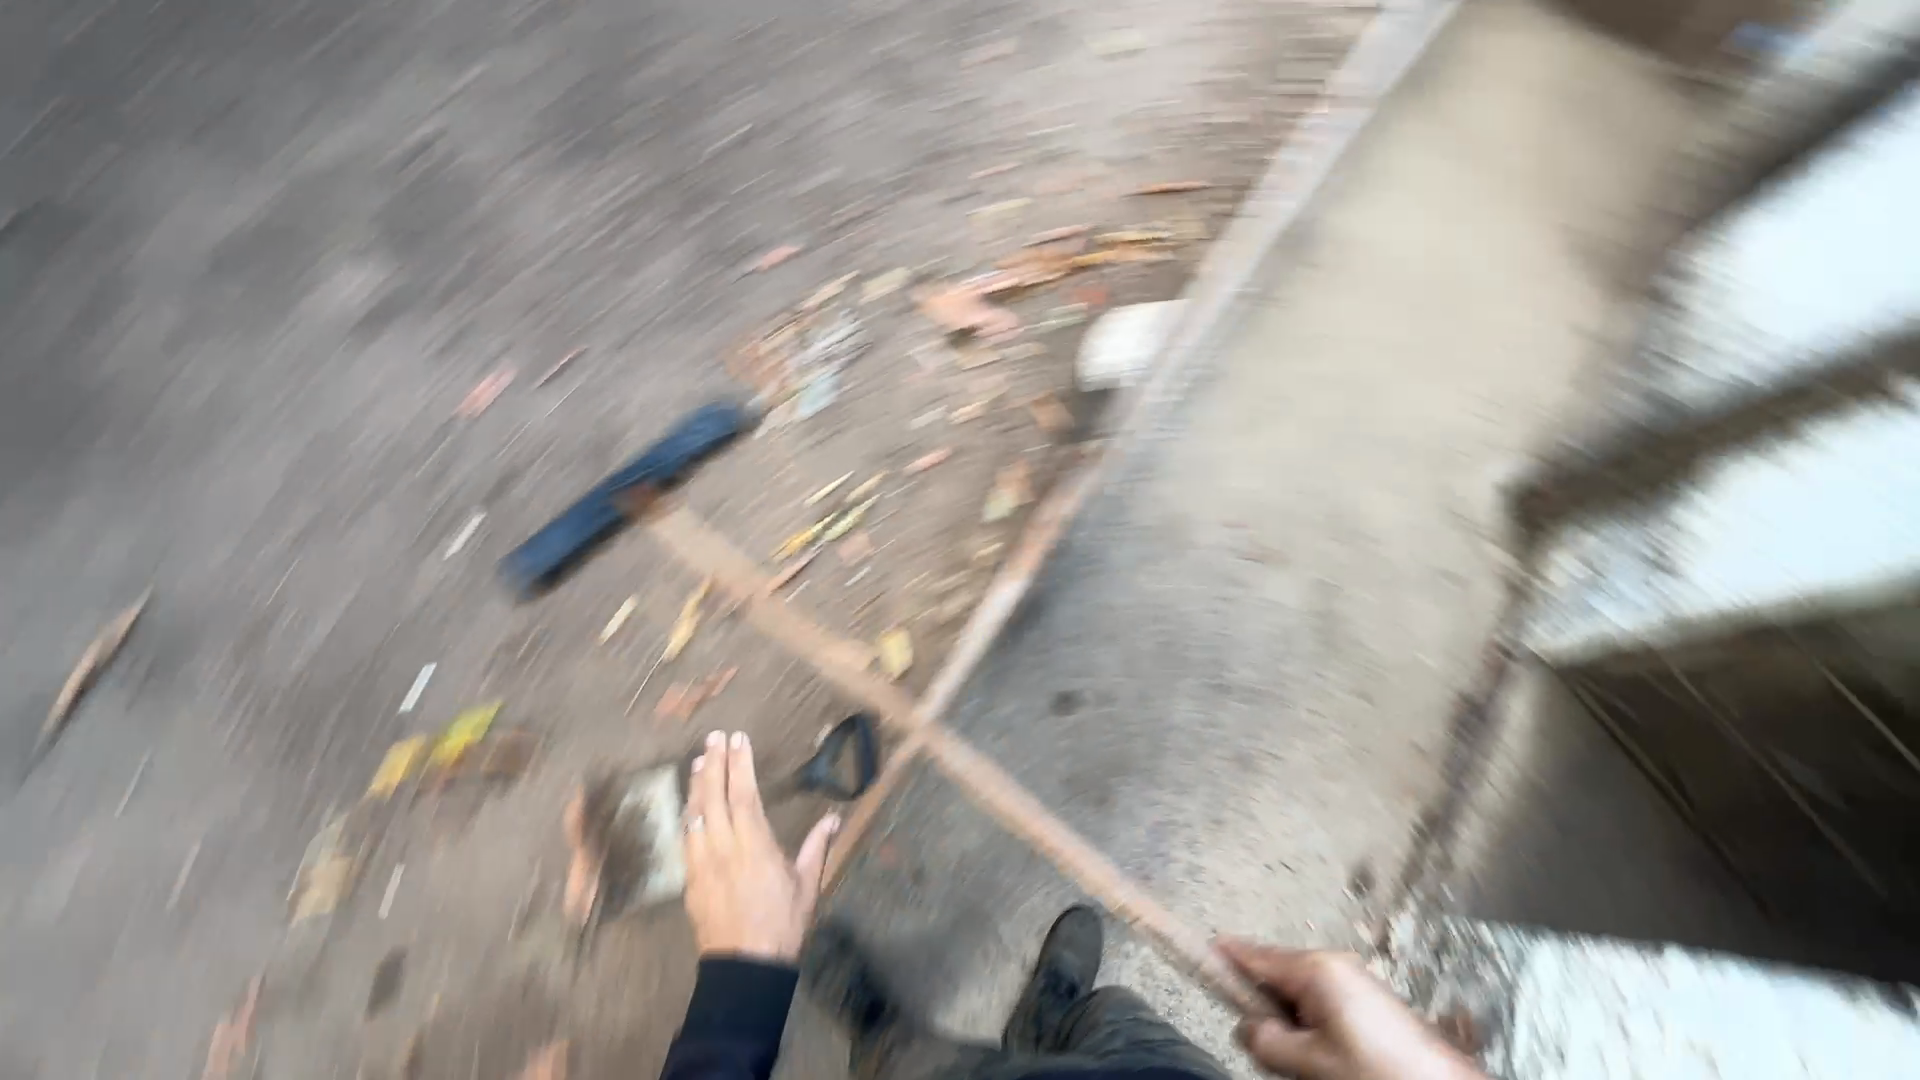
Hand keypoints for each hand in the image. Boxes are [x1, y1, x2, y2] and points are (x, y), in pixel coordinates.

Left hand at [683, 730, 839, 960]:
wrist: (745, 969)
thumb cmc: (783, 924)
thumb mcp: (808, 885)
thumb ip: (817, 847)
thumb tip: (834, 818)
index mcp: (755, 847)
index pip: (744, 795)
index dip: (740, 765)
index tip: (739, 739)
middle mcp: (724, 849)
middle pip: (714, 798)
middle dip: (715, 764)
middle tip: (714, 737)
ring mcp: (703, 864)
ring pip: (695, 815)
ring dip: (697, 785)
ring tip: (700, 760)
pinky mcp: (690, 880)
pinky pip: (686, 838)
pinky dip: (688, 813)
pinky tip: (690, 803)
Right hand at [1217, 941, 1484, 1079]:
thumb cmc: (1379, 1074)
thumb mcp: (1312, 1065)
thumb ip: (1266, 1042)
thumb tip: (1245, 1028)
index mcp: (1315, 969)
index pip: (1250, 955)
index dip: (1219, 957)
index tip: (1192, 953)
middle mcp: (1332, 964)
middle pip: (1273, 977)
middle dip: (1264, 1011)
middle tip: (1273, 1053)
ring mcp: (1353, 980)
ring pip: (1297, 997)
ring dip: (1290, 1026)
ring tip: (1308, 1067)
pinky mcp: (1368, 1001)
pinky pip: (1321, 1006)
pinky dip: (1312, 1029)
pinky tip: (1325, 1063)